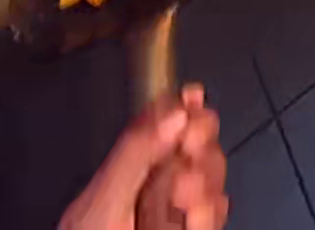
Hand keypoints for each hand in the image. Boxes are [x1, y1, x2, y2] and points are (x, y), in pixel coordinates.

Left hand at [59, 85, 228, 229]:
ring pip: (211, 169)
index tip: (192, 99)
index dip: (181, 102)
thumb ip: (134, 154)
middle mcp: (151, 182)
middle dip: (201, 139)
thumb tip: (176, 108)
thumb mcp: (98, 210)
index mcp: (126, 166)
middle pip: (196, 134)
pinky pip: (216, 209)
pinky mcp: (191, 228)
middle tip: (190, 149)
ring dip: (207, 178)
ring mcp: (172, 210)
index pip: (162, 115)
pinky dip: (211, 213)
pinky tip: (195, 219)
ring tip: (186, 198)